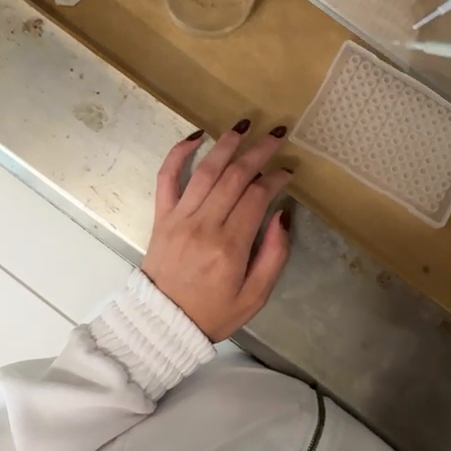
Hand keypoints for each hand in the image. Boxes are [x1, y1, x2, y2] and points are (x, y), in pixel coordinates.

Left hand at [142, 121, 292, 340]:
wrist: (162, 325)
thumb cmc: (213, 313)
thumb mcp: (255, 297)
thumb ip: (274, 256)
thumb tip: (283, 216)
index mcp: (230, 247)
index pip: (257, 197)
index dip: (275, 179)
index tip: (288, 171)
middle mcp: (204, 225)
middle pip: (235, 176)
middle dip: (258, 152)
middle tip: (277, 134)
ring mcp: (179, 217)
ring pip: (206, 170)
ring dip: (226, 144)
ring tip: (245, 125)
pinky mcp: (162, 216)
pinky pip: (167, 177)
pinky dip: (179, 153)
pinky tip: (196, 136)